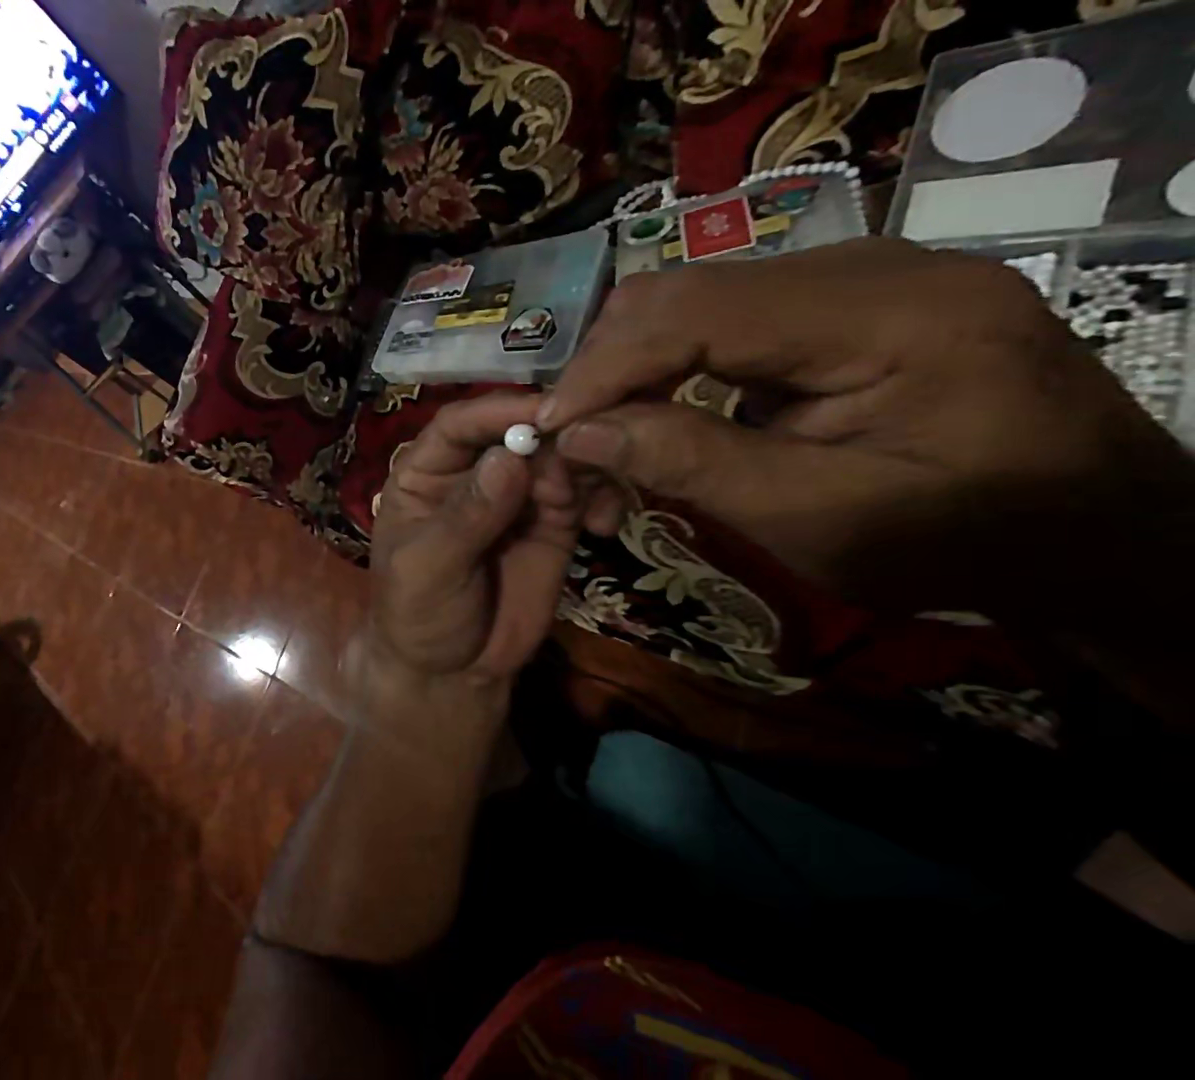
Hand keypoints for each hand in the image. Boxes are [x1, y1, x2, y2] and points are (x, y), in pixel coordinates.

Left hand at [364, 393, 583, 692]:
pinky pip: (586, 493)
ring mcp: (517, 496)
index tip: (545, 410)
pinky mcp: (555, 523)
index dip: (497, 411)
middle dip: (554, 435)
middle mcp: (473, 474)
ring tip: (581, 507)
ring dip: (583, 466)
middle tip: (585, 454)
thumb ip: (466, 518)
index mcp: (424, 474)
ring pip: (558, 456)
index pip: (458, 425)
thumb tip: (509, 457)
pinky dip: (604, 496)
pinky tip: (603, 524)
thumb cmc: (418, 615)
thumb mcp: (427, 569)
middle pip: (516, 431)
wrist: (453, 671)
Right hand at [539, 238, 1194, 619]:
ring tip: (600, 439)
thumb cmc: (959, 540)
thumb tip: (574, 432)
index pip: (696, 312)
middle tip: (567, 441)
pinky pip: (718, 323)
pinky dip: (664, 373)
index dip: (604, 367)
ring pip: (688, 303)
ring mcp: (851, 280)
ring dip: (627, 373)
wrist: (1086, 532)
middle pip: (682, 292)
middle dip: (604, 368)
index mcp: (887, 315)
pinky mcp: (835, 306)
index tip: (545, 429)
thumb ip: (691, 465)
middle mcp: (866, 269)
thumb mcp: (816, 518)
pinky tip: (651, 419)